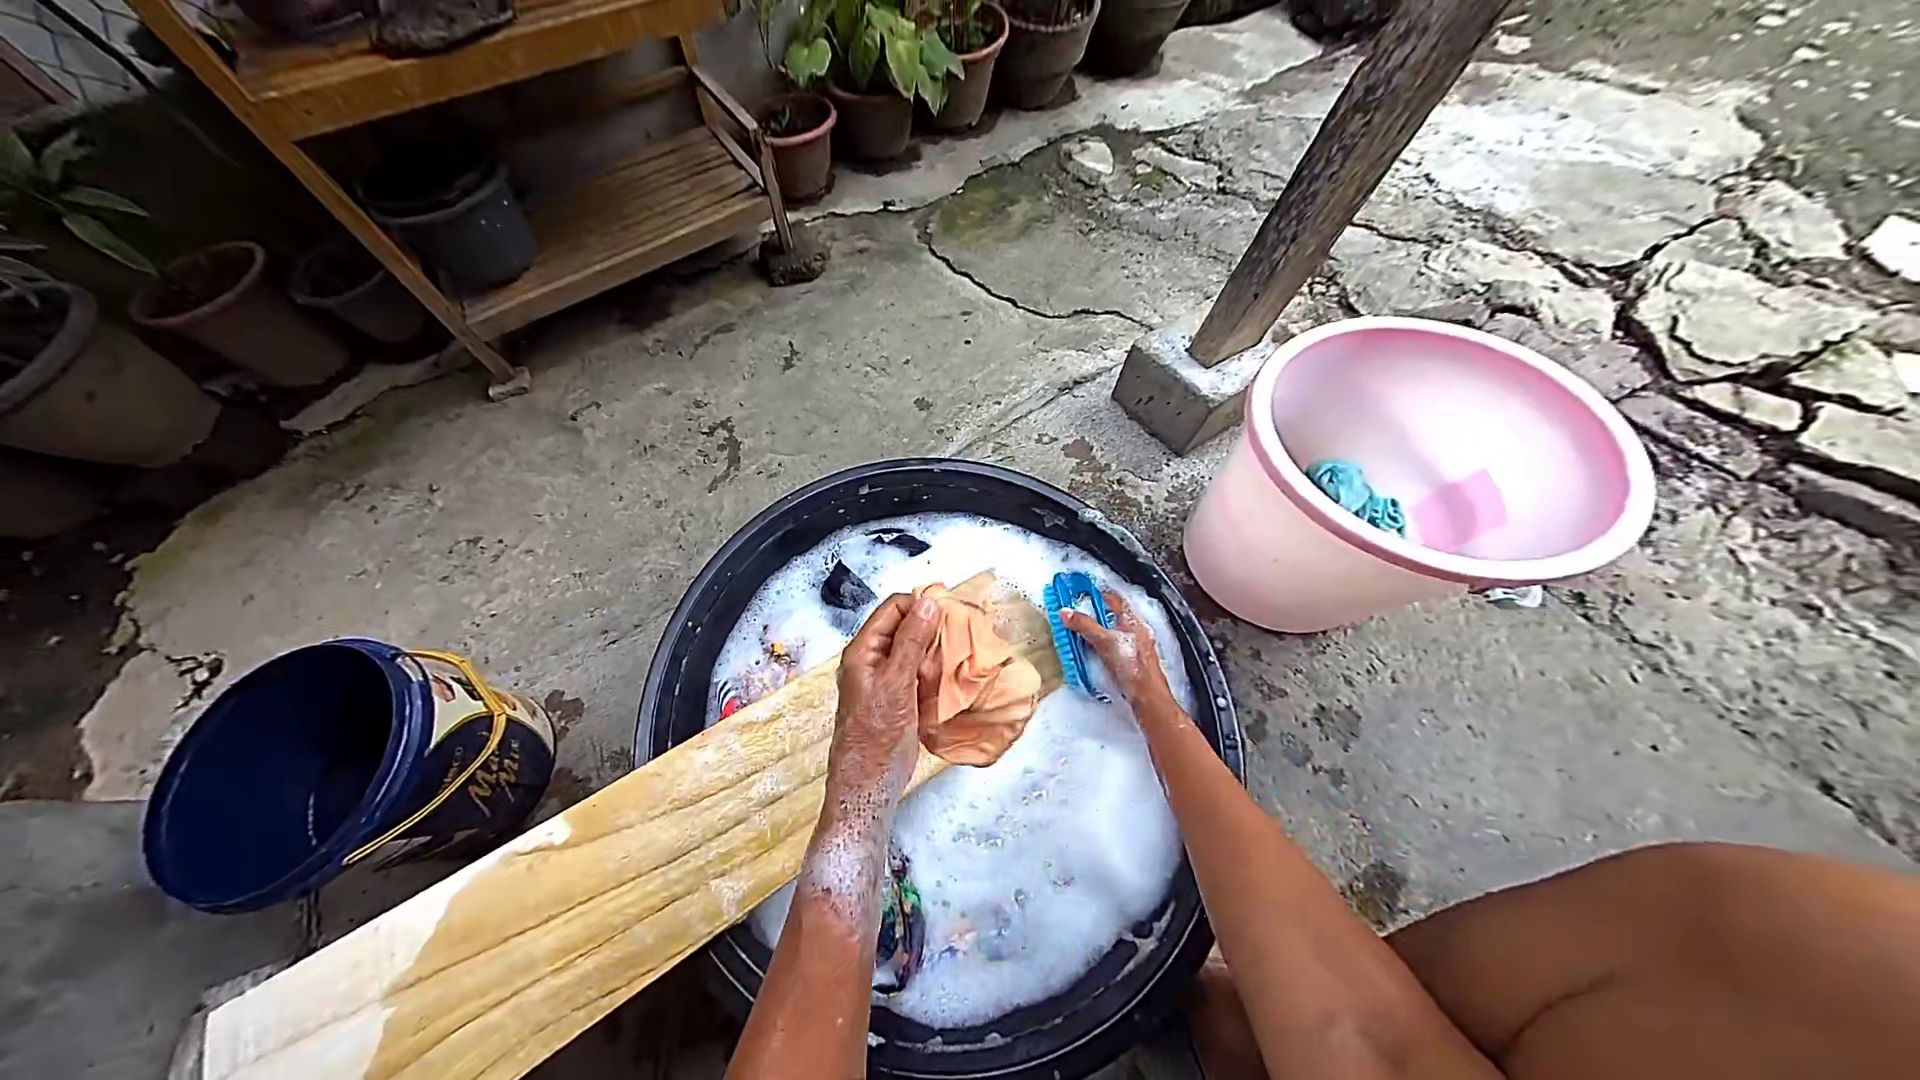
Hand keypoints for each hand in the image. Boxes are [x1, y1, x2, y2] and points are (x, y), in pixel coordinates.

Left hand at [827, 592, 942, 812]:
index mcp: (863, 651)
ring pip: (912, 650)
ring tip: (962, 649)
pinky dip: (934, 668)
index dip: (921, 604)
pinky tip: (951, 673)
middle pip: (904, 627)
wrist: (869, 786)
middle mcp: (871, 660)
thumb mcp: (897, 682)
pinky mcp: (897, 697)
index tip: (952, 609)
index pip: (893, 608)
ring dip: (935, 648)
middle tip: (963, 629)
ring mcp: (884, 680)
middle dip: (932, 625)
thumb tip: (927, 602)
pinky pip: (917, 672)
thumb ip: (911, 640)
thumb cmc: (876, 736)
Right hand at [1059, 590, 1173, 709]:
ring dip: (1098, 634)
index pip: (1116, 600)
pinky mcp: (1130, 664)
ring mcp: (1135, 649)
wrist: (1146, 697)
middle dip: (1096, 616)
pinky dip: (1101, 649)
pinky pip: (1113, 651)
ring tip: (1081, 635)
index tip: (1083, 594)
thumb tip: (1067, 613)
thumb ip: (1085, 625)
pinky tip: (1093, 655)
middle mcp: (1137, 633)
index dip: (1099, 595)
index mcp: (1134, 622)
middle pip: (1114, 617)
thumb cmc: (1133, 667)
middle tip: (1078, 615)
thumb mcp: (1104, 641)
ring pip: (1114, 635)